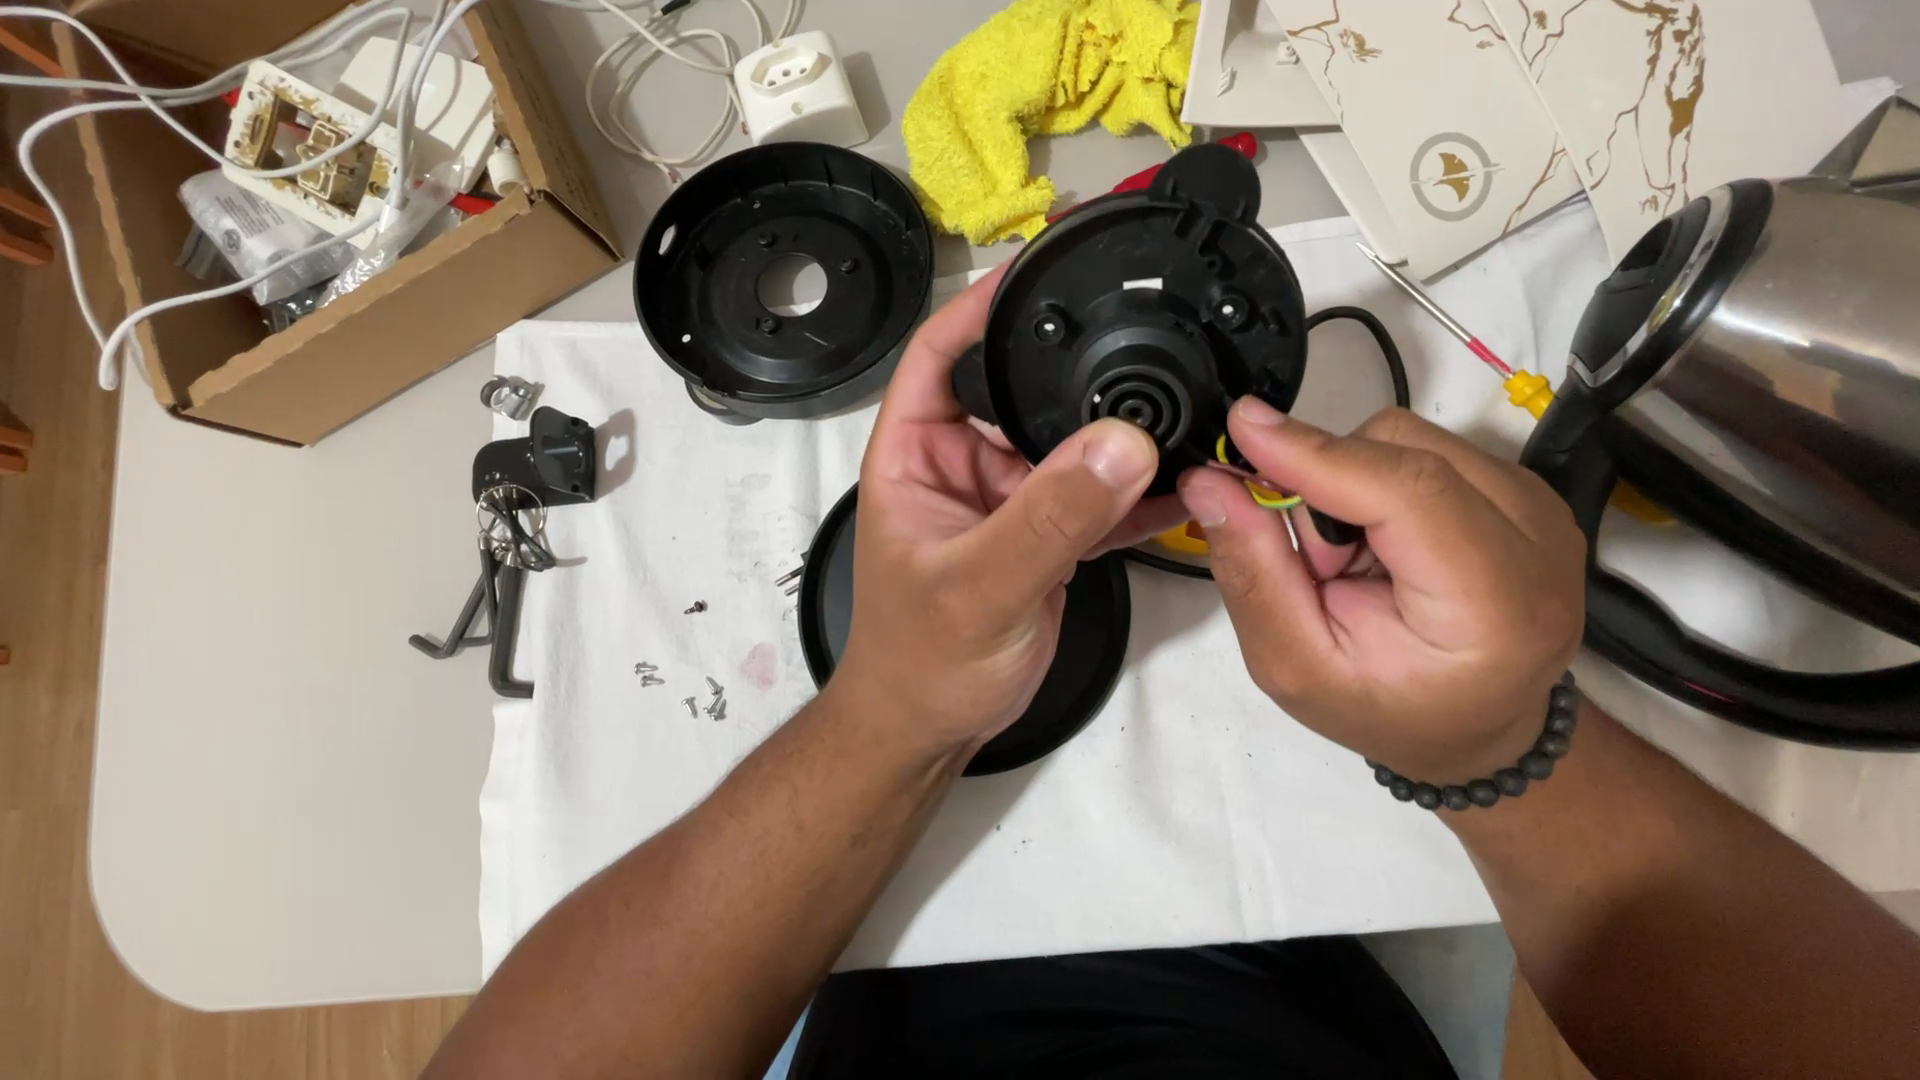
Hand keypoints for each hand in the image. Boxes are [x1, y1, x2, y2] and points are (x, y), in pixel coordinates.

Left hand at [833, 264, 1188, 754]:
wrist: (937, 724)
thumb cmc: (920, 661)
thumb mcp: (977, 586)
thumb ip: (1046, 520)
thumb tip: (1120, 447)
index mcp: (916, 455)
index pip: (941, 354)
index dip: (982, 306)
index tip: (1039, 268)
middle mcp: (963, 465)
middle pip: (1019, 389)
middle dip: (1074, 366)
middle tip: (1139, 329)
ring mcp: (1009, 499)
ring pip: (1068, 443)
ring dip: (1117, 433)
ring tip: (1178, 408)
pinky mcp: (1045, 535)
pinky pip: (1096, 497)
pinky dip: (1135, 493)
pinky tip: (1181, 484)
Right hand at [1178, 399, 1586, 782]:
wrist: (1474, 725)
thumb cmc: (1385, 710)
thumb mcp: (1294, 666)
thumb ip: (1253, 576)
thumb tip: (1209, 483)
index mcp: (1494, 604)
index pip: (1407, 492)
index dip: (1318, 454)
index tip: (1241, 429)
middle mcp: (1536, 538)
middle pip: (1400, 449)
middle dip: (1324, 485)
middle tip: (1312, 562)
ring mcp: (1538, 504)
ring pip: (1403, 438)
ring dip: (1345, 485)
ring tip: (1346, 559)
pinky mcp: (1521, 488)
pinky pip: (1418, 448)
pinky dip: (1371, 484)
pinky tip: (1376, 542)